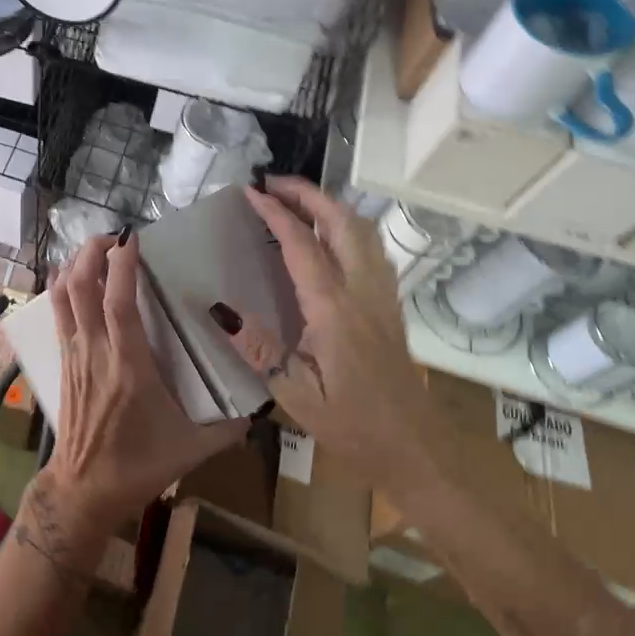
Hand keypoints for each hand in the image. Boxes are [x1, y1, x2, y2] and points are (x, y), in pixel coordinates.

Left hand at [44, 231, 247, 530]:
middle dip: (92, 251)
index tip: (134, 239)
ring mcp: (73, 354)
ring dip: (74, 264)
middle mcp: (94, 351)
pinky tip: (72, 276)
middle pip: (80, 286)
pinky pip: (56, 313)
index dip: (122, 265)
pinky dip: (62, 286)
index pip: (118, 302)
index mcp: (128, 366)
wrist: (84, 489)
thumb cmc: (139, 465)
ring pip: (62, 295)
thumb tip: (265, 404)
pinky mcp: (62, 361)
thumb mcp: (193, 447)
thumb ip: (231, 426)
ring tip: (94, 248)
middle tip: (114, 235)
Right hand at [210, 177, 453, 488]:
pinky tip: (330, 238)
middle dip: (308, 194)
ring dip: (330, 207)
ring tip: (297, 202)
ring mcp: (383, 296)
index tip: (250, 192)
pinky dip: (347, 228)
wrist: (416, 451)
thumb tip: (218, 308)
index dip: (275, 214)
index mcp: (334, 309)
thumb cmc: (352, 426)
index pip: (302, 245)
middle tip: (273, 184)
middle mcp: (363, 291)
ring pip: (364, 231)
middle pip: (342, 222)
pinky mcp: (390, 306)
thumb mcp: (294, 394)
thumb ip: (257, 347)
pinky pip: (372, 249)